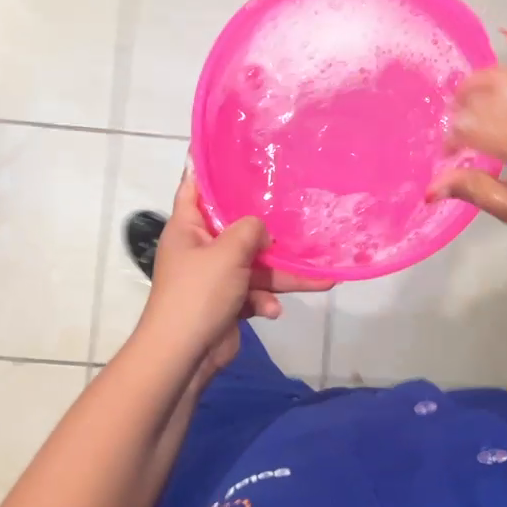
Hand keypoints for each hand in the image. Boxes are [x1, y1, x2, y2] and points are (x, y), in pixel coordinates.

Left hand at [134, 171, 333, 367]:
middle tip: (300, 216)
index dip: (209, 168)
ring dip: (282, 275)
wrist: (184, 355)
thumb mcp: (227, 252)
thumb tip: (262, 232)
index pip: (194, 187)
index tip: (233, 152)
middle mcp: (200, 248)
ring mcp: (215, 277)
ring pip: (256, 266)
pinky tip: (272, 311)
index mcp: (187, 227)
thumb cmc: (198, 293)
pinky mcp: (228, 303)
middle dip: (269, 232)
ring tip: (321, 279)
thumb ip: (250, 230)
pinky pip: (255, 293)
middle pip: (238, 229)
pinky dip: (266, 301)